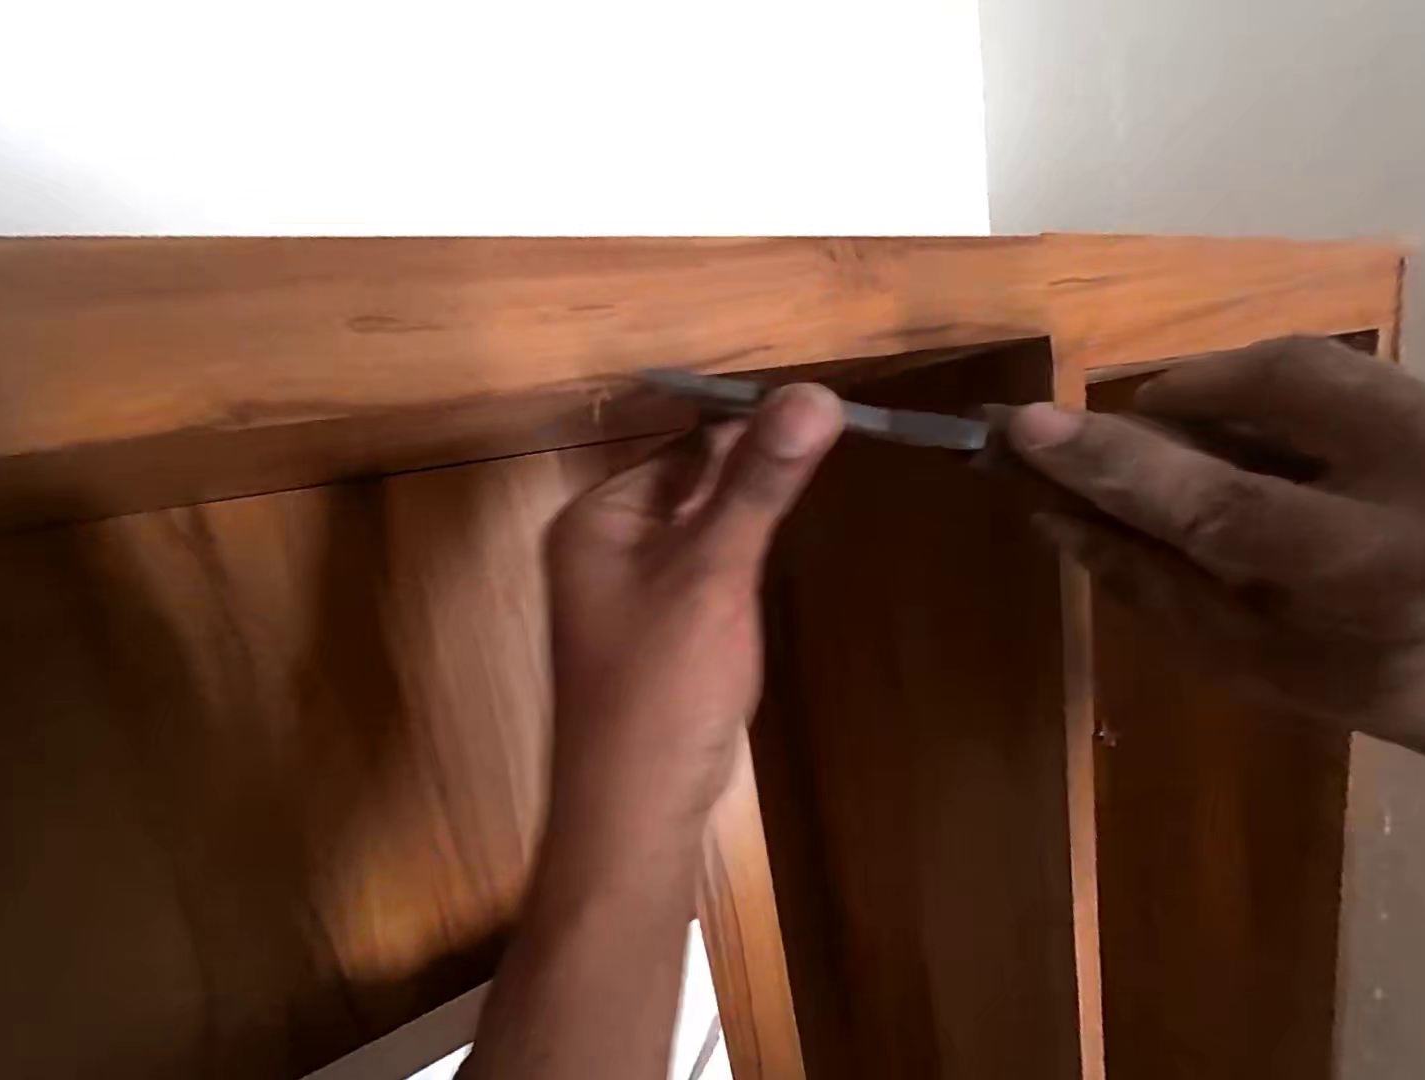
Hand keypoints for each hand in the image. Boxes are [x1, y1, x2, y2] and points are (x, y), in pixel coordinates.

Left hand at [544, 384, 843, 819]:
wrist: (637, 810)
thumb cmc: (664, 685)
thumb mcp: (714, 574)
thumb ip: (757, 484)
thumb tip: (813, 393)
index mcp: (597, 517)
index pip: (682, 449)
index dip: (747, 429)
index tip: (816, 410)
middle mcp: (601, 543)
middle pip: (689, 485)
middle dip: (748, 471)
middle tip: (826, 439)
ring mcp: (625, 586)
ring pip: (698, 527)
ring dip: (745, 511)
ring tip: (807, 479)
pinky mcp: (653, 623)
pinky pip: (698, 568)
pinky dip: (734, 554)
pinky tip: (767, 552)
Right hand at [1000, 337, 1424, 783]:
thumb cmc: (1402, 693)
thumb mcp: (1258, 662)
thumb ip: (1149, 583)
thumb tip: (1052, 515)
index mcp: (1389, 584)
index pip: (1216, 503)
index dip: (1110, 458)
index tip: (1025, 423)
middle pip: (1293, 380)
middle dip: (1193, 387)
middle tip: (1154, 417)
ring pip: (1342, 374)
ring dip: (1263, 408)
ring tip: (1271, 466)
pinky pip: (1402, 391)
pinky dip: (1342, 427)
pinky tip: (1370, 482)